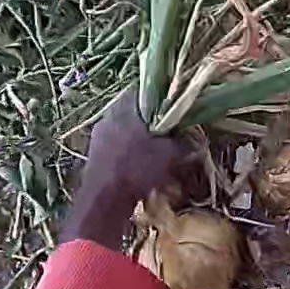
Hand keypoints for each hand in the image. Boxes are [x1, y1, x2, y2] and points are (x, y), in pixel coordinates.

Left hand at [57, 95, 186, 247]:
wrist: (104, 199)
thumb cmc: (138, 168)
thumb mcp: (171, 153)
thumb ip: (185, 141)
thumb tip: (195, 138)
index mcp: (127, 106)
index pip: (147, 89)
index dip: (165, 95)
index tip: (178, 105)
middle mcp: (109, 114)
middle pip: (136, 107)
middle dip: (153, 116)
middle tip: (171, 126)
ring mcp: (99, 133)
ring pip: (126, 125)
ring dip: (140, 132)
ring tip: (158, 145)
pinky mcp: (95, 151)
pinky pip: (117, 141)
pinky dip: (130, 146)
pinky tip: (141, 160)